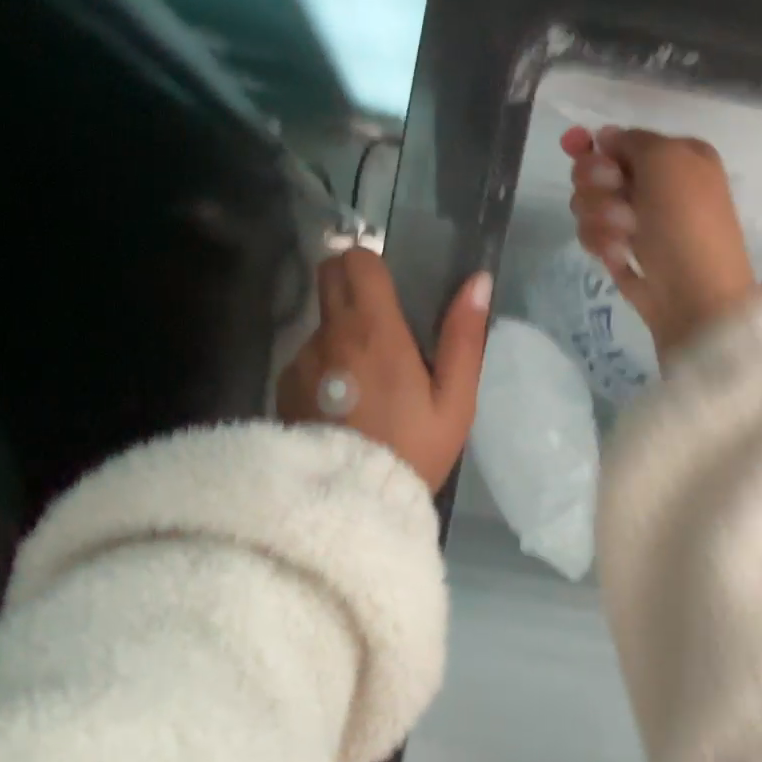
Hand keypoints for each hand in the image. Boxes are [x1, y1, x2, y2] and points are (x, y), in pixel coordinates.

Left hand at [277, 248, 492, 491]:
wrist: (352, 501)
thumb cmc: (413, 450)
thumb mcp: (454, 401)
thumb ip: (463, 337)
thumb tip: (478, 281)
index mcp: (374, 330)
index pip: (357, 260)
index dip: (372, 265)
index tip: (389, 287)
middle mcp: (329, 335)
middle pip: (326, 276)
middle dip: (349, 284)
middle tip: (377, 324)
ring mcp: (300, 361)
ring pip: (319, 324)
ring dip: (339, 337)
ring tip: (364, 383)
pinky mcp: (284, 388)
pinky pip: (305, 360)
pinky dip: (322, 370)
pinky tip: (341, 406)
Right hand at [561, 125, 759, 356]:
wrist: (694, 295)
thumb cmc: (687, 221)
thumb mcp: (667, 160)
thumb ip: (632, 140)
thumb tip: (604, 138)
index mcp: (676, 156)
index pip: (620, 140)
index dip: (593, 143)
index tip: (572, 145)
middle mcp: (656, 185)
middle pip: (596, 170)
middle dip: (597, 185)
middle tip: (618, 200)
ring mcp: (637, 220)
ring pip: (588, 205)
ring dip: (599, 217)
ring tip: (625, 236)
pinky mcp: (622, 252)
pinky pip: (592, 237)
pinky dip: (601, 243)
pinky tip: (620, 256)